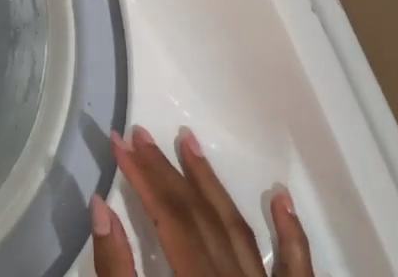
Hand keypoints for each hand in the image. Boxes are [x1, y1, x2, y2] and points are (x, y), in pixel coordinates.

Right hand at [92, 127, 312, 276]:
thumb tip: (101, 207)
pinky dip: (290, 232)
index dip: (141, 176)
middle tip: (141, 133)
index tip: (118, 141)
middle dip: (166, 171)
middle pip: (199, 216)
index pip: (168, 217)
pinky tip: (279, 197)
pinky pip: (296, 267)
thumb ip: (116, 270)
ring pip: (240, 230)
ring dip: (211, 184)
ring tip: (188, 141)